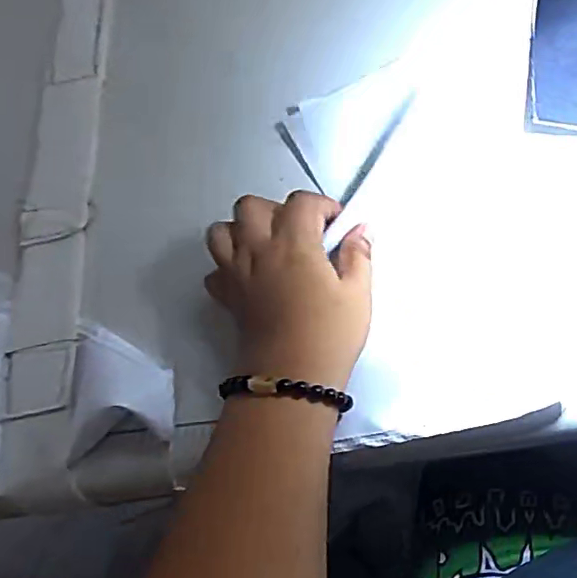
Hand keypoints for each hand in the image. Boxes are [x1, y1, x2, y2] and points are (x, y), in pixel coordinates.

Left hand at [205, 191, 372, 388]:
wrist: (292, 374)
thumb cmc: (332, 332)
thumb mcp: (359, 293)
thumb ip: (358, 256)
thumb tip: (360, 231)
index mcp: (294, 244)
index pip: (301, 203)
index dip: (322, 206)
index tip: (338, 225)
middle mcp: (258, 249)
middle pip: (252, 206)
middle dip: (278, 211)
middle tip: (302, 233)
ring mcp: (235, 271)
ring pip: (223, 229)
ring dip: (245, 230)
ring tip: (272, 249)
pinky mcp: (226, 294)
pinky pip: (216, 266)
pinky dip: (231, 263)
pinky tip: (254, 277)